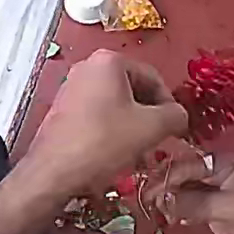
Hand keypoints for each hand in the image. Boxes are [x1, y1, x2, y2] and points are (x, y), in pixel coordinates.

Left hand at [24, 50, 188, 198]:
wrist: (54, 173)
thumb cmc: (104, 142)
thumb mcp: (151, 128)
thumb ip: (175, 115)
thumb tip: (179, 116)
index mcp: (109, 61)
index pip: (153, 78)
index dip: (169, 105)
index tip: (174, 128)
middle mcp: (87, 67)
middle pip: (134, 90)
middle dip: (149, 117)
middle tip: (157, 141)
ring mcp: (71, 88)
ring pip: (116, 106)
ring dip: (133, 127)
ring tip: (138, 153)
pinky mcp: (62, 111)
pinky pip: (98, 116)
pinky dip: (112, 132)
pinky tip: (116, 155)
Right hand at [147, 153, 233, 233]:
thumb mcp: (229, 208)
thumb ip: (195, 202)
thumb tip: (163, 200)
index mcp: (229, 163)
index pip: (192, 163)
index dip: (171, 174)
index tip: (150, 187)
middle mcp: (221, 173)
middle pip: (186, 173)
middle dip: (167, 185)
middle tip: (147, 199)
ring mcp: (216, 192)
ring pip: (185, 189)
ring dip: (169, 198)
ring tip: (154, 209)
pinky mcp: (213, 210)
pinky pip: (189, 204)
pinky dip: (177, 209)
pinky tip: (168, 217)